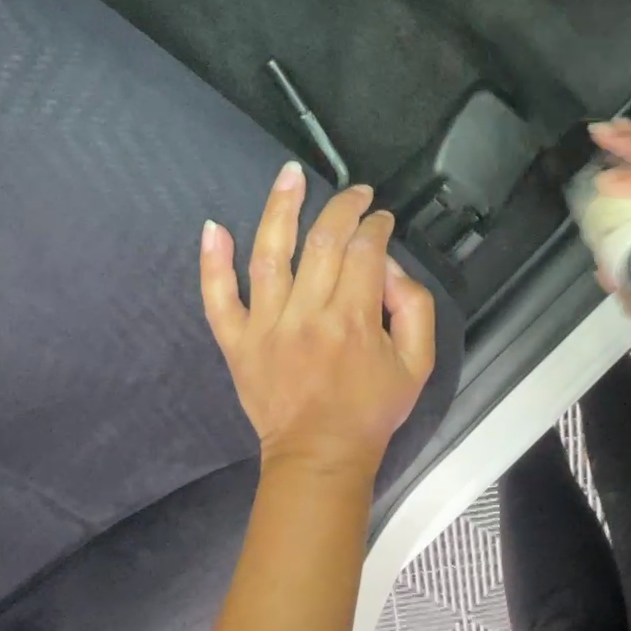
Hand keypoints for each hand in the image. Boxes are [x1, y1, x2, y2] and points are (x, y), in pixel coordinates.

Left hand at [200, 162, 436, 475]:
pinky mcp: (237, 343)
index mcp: (353, 321)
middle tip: (358, 192)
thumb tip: (388, 266)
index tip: (383, 219)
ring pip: (270, 256)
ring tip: (291, 173)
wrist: (319, 457)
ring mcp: (265, 328)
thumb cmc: (372, 409)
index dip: (377, 226)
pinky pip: (218, 299)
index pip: (364, 252)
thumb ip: (415, 307)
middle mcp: (306, 316)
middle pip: (322, 242)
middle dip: (344, 207)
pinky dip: (212, 264)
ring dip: (280, 209)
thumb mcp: (418, 363)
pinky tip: (213, 226)